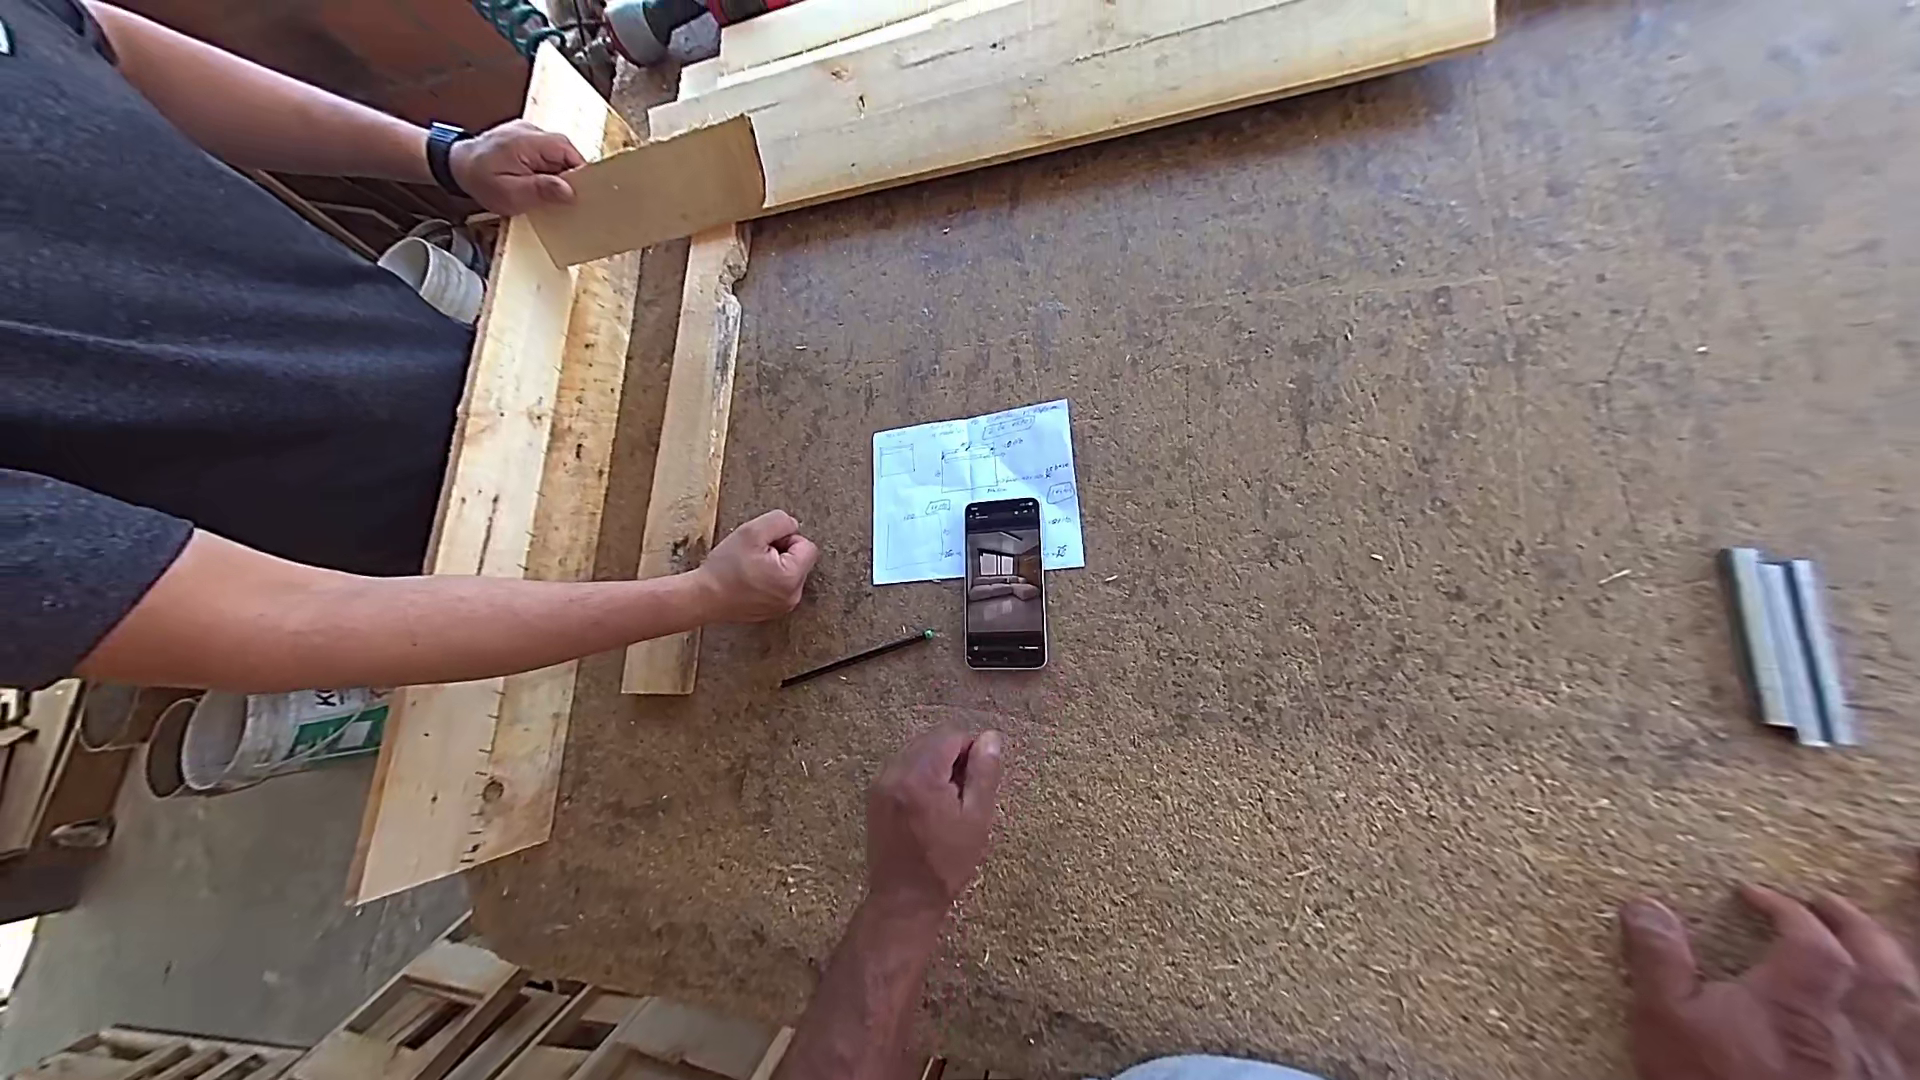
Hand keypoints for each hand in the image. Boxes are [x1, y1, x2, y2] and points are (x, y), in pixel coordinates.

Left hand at [447, 120, 584, 215]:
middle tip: (565, 197)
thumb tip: (568, 190)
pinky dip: (552, 171)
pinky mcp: (527, 140)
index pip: (567, 150)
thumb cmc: (480, 180)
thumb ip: (540, 190)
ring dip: (561, 175)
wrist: (454, 165)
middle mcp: (529, 132)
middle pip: (567, 152)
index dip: (580, 172)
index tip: (583, 192)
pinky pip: (550, 155)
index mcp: (526, 142)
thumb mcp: (510, 193)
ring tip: (549, 191)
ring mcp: (528, 134)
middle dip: (571, 176)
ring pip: (560, 155)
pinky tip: (542, 183)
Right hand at [694, 510, 819, 622]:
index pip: (807, 546)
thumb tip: (793, 526)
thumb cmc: (724, 568)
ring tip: (751, 568)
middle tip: (755, 556)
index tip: (764, 545)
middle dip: (781, 552)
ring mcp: (784, 606)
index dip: (786, 538)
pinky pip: (779, 586)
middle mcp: (793, 596)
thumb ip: (779, 522)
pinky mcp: (773, 610)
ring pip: (790, 573)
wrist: (701, 598)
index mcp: (792, 578)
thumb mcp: (751, 532)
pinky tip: (749, 580)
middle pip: (800, 560)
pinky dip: (768, 580)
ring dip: (775, 565)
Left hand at [865, 725, 1004, 917]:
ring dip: (936, 763)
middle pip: (932, 739)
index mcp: (921, 775)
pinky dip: (919, 773)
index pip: (951, 734)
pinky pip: (902, 765)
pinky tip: (929, 803)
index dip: (972, 749)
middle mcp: (896, 770)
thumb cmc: (946, 863)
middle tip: (965, 791)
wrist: (903, 900)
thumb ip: (984, 773)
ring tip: (948, 799)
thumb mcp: (977, 818)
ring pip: (917, 750)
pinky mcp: (875, 793)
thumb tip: (991, 737)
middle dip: (953, 755)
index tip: (979, 779)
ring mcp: (881, 781)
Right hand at [1621, 883, 1919, 1079]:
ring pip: (1917, 1013)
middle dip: (1860, 930)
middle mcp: (1857, 1037)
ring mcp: (1886, 1074)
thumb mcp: (1662, 1017)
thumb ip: (1658, 957)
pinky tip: (1891, 1019)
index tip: (1754, 893)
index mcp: (1795, 1008)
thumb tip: (1646, 904)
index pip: (1811, 943)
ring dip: (1900, 971)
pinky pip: (1918, 1049)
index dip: (1786, 910)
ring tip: (1872, 950)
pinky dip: (1908, 1021)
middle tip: (1826, 903)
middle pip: (1888, 974)